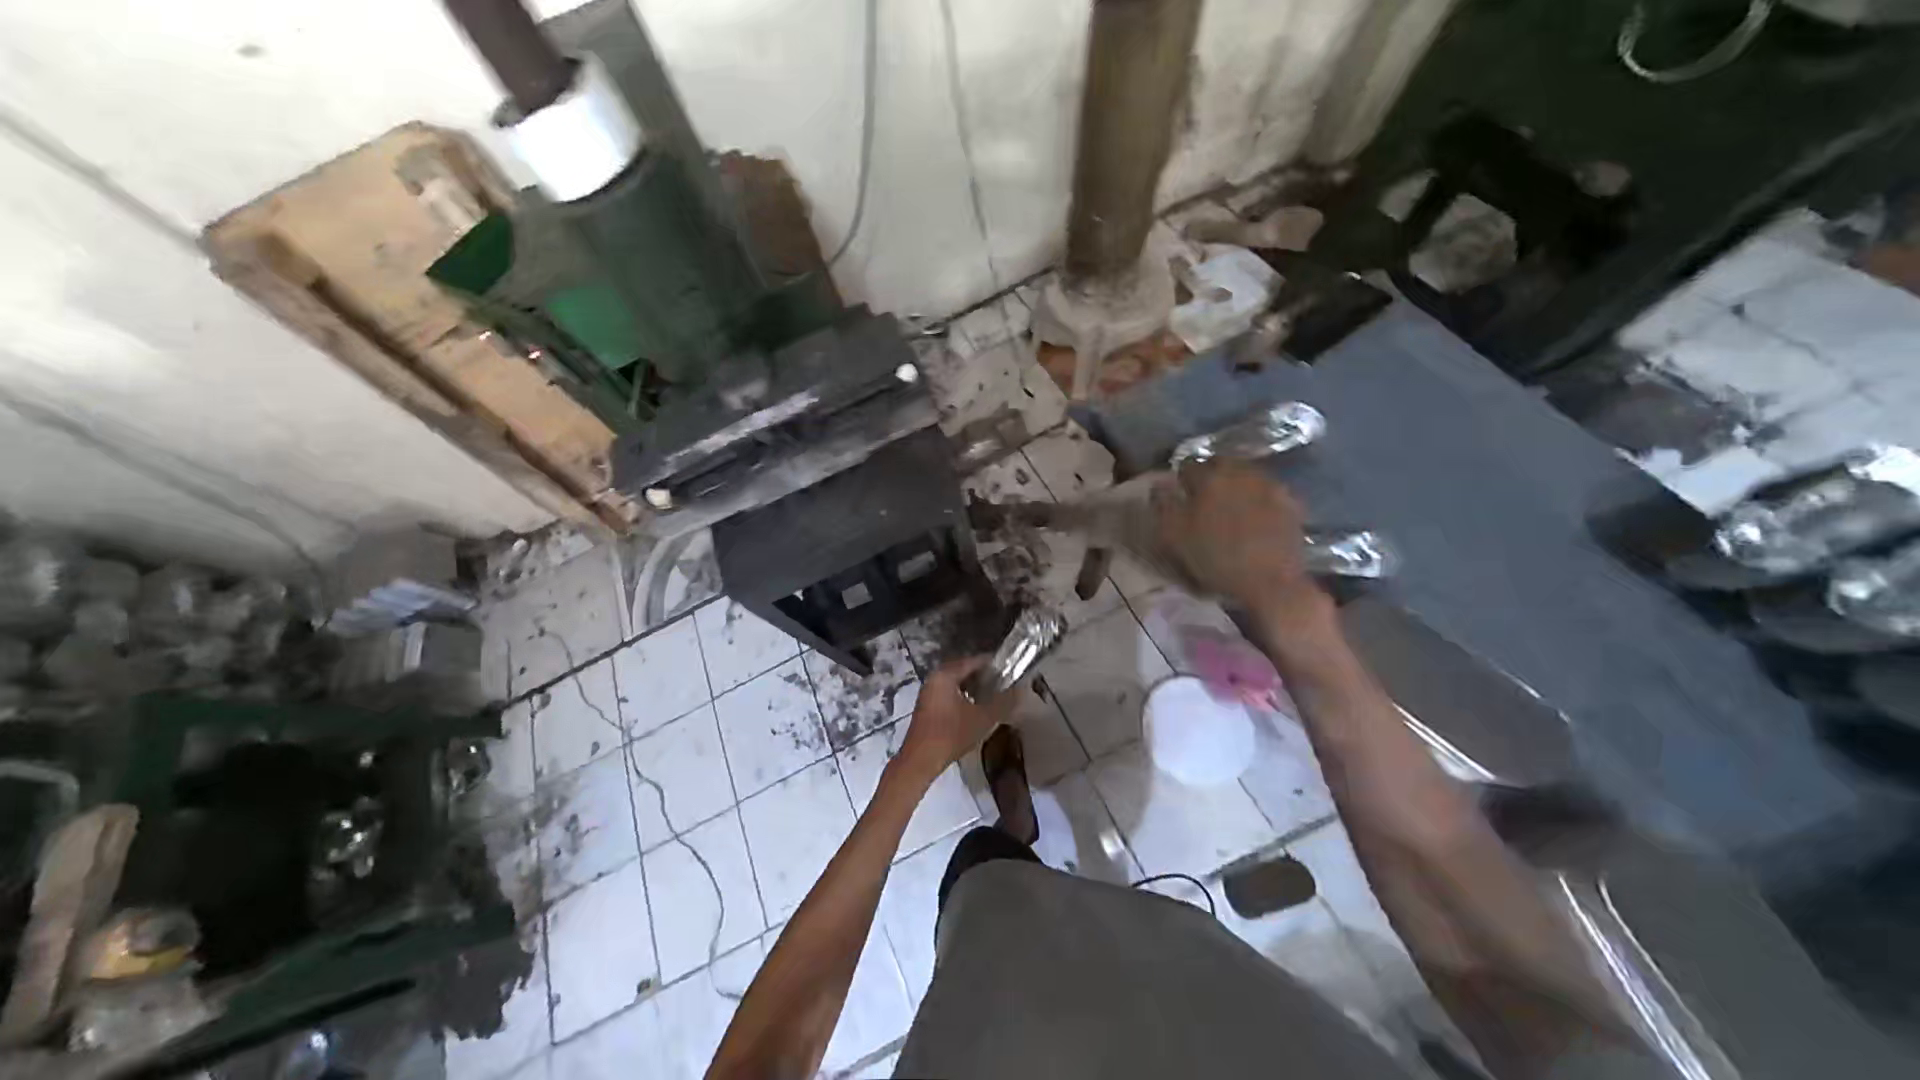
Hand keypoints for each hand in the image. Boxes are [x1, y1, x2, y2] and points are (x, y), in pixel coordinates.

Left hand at [893, 658, 1009, 785]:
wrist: (921, 760)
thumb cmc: (951, 735)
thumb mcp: (983, 718)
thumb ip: (1003, 702)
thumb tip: (1020, 690)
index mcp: (945, 675)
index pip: (972, 661)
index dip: (992, 663)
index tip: (1010, 667)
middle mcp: (934, 678)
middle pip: (963, 669)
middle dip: (983, 675)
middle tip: (1004, 681)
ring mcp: (928, 692)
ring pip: (955, 681)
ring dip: (973, 685)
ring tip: (993, 693)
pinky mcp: (927, 705)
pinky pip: (948, 691)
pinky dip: (963, 694)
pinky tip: (976, 706)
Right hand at [1153, 460, 1320, 615]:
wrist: (1271, 582)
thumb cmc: (1216, 558)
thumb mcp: (1174, 536)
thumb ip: (1163, 506)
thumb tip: (1159, 485)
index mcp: (1210, 477)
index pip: (1188, 466)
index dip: (1181, 482)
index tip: (1180, 499)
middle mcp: (1241, 472)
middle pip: (1220, 465)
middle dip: (1211, 478)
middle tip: (1206, 502)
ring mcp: (1270, 485)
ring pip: (1246, 476)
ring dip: (1237, 486)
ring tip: (1232, 511)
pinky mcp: (1292, 502)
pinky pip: (1268, 492)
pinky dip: (1260, 500)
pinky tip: (1257, 520)